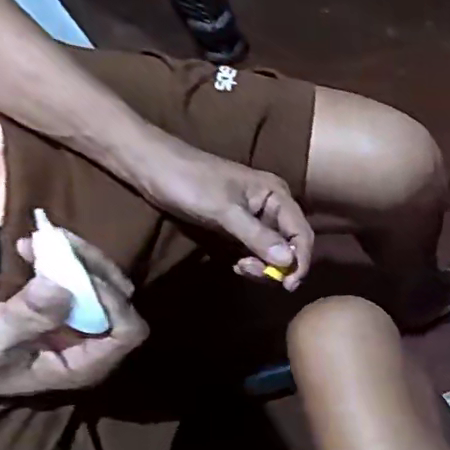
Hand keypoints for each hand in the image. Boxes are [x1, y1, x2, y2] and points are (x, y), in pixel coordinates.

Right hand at [0, 231, 147, 410]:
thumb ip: (23, 320)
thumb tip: (62, 287)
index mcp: (85, 365)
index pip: (127, 331)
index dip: (113, 302)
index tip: (76, 272)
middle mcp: (90, 347)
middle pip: (119, 304)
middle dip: (96, 270)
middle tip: (60, 241)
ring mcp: (74, 328)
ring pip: (100, 289)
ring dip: (79, 260)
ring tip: (45, 236)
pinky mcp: (54, 310)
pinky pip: (72, 283)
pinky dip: (60, 261)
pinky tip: (31, 244)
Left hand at [122, 132, 314, 290]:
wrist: (147, 164)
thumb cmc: (186, 180)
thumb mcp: (223, 211)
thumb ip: (257, 236)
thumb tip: (288, 262)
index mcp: (277, 196)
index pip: (303, 234)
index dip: (301, 261)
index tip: (288, 284)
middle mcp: (274, 207)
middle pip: (292, 245)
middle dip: (279, 265)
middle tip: (254, 273)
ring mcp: (258, 218)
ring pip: (276, 252)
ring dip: (263, 266)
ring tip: (241, 267)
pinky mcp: (241, 226)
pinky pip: (258, 250)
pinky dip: (252, 262)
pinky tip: (237, 264)